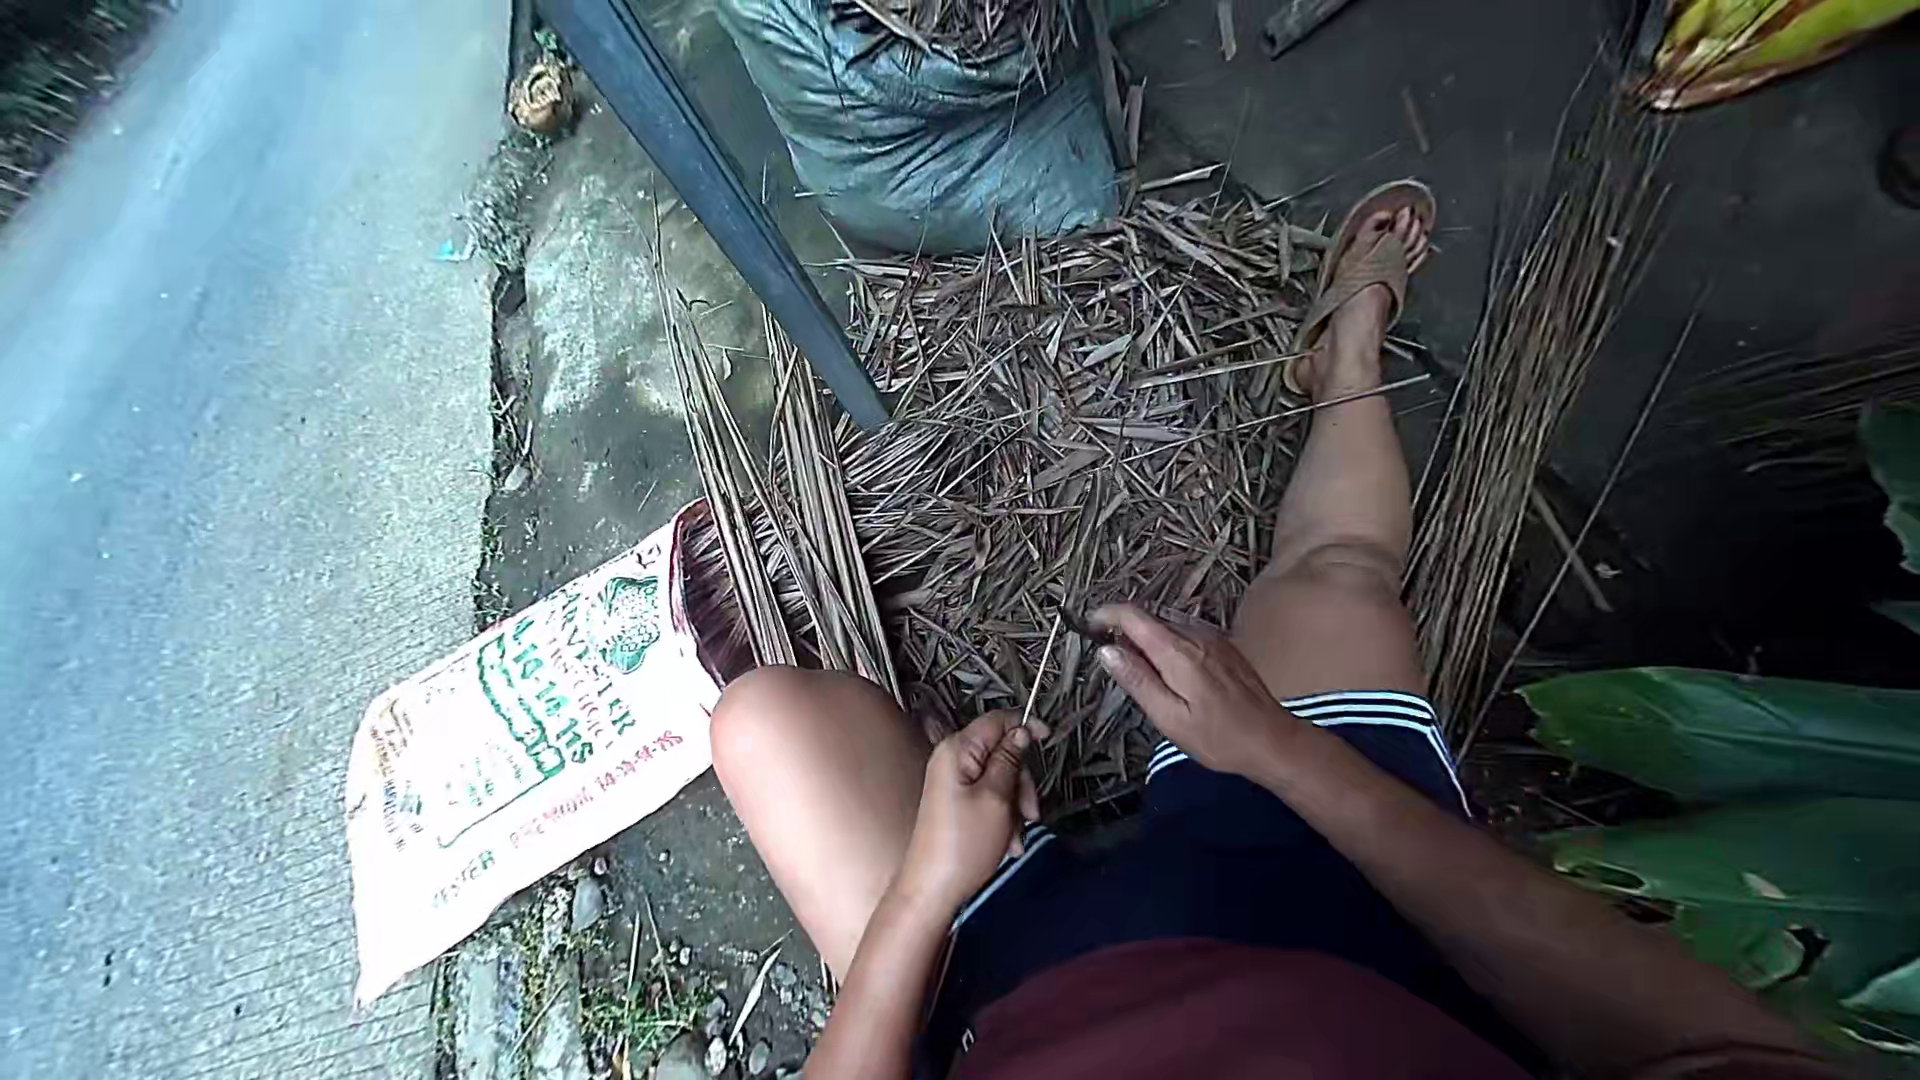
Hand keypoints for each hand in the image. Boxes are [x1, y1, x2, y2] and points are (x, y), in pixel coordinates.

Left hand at [898, 710, 1043, 913]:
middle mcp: (952, 758)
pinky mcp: (956, 801)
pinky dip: (1004, 816)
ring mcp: (953, 780)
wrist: (932, 891)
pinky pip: (990, 796)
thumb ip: (1009, 760)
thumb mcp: (996, 798)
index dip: (1024, 725)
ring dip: (1015, 804)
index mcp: (957, 749)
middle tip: (1029, 812)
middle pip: (1002, 751)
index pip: (996, 720)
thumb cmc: (963, 845)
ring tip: (1015, 836)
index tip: (1048, 738)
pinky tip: (1007, 842)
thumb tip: (1020, 732)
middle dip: (1021, 781)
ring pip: (1000, 777)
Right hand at [1090, 603, 1304, 780]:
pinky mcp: (1224, 645)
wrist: (1275, 742)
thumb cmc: (1219, 738)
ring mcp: (1213, 637)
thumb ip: (1137, 680)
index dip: (1106, 615)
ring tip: (1144, 674)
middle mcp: (1195, 635)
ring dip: (1146, 639)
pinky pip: (1184, 634)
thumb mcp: (1169, 718)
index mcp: (1178, 653)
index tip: (1089, 626)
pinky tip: (1171, 674)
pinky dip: (1167, 644)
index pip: (1133, 616)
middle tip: (1115, 662)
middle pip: (1149, 619)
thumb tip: (1106, 651)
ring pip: (1166, 626)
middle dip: (1125, 632)